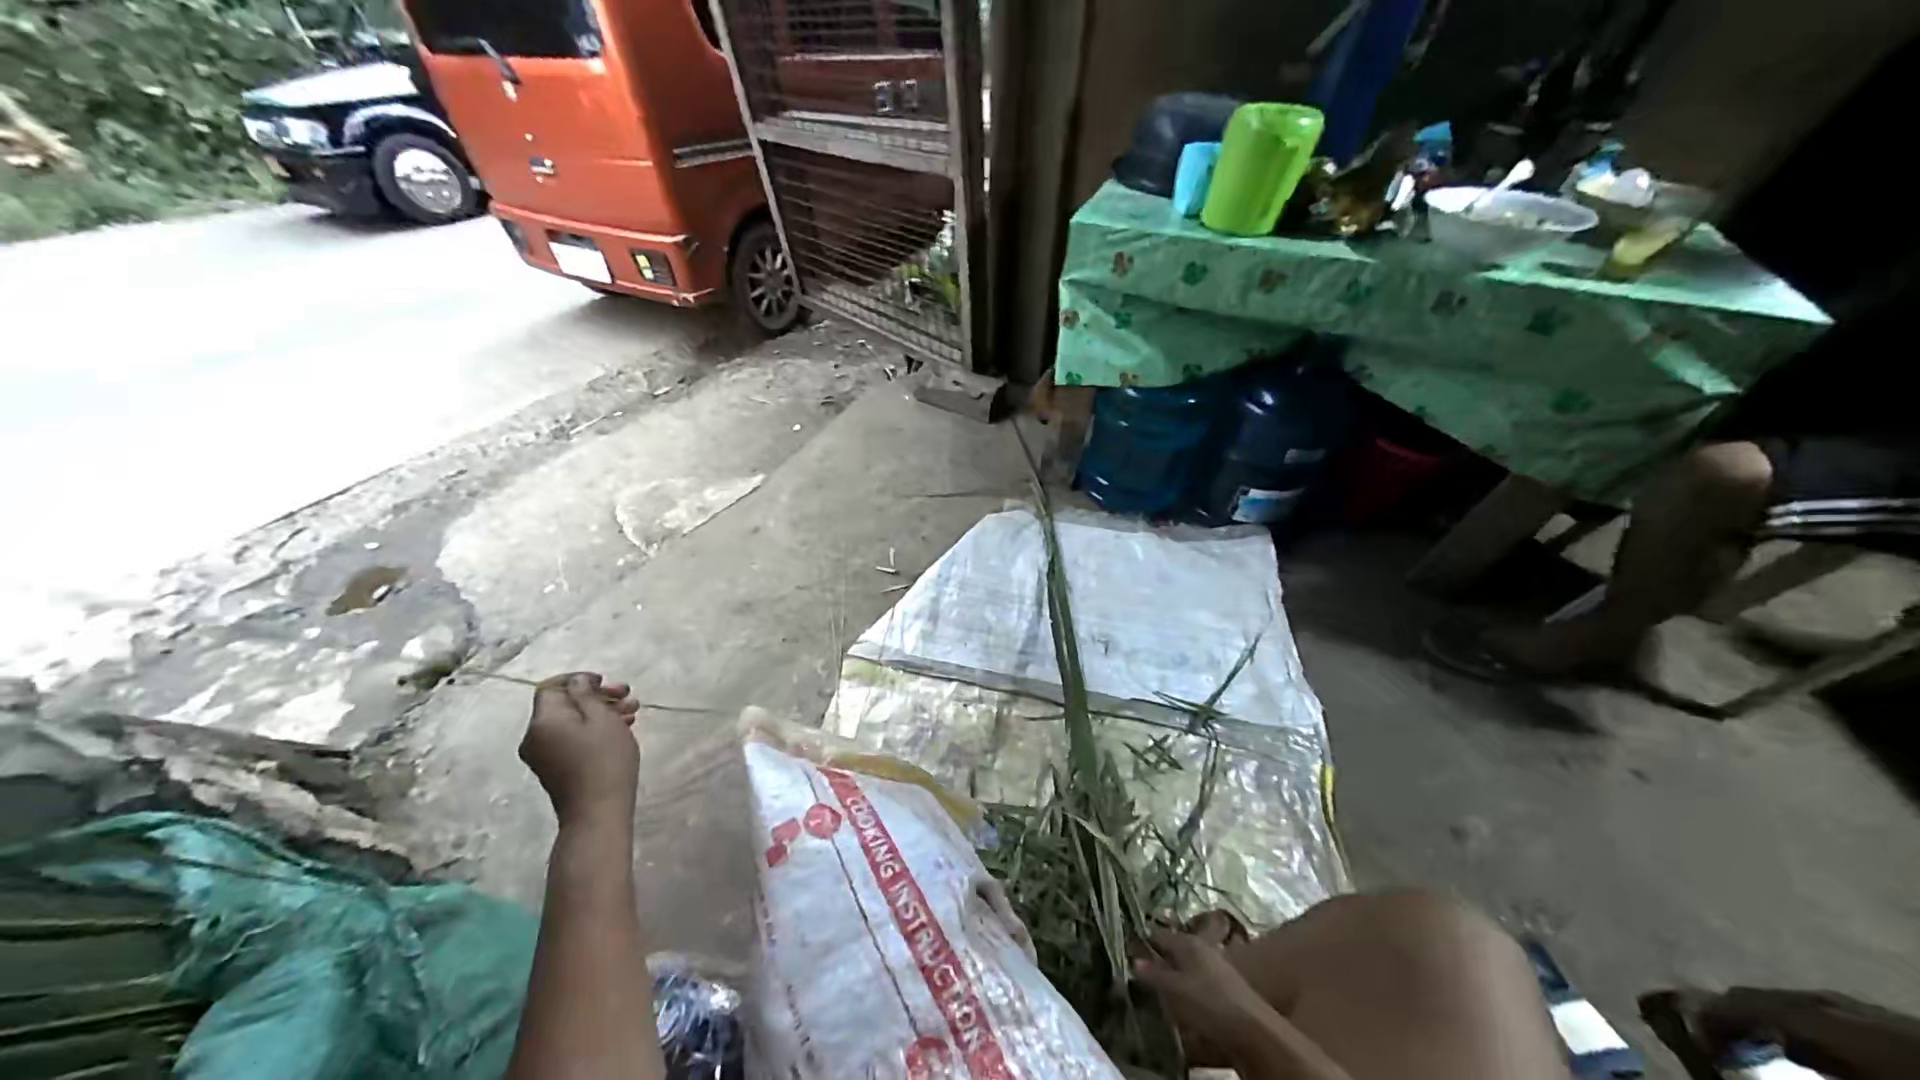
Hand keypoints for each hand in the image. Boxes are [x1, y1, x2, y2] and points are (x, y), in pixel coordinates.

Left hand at [519, 672, 641, 827]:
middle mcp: (535, 736)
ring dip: (599, 712)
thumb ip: (586, 694)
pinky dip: (592, 730)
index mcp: (543, 721)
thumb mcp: (601, 718)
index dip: (578, 679)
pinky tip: (621, 729)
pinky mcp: (555, 768)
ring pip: (570, 722)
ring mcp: (543, 755)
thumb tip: (576, 681)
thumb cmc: (604, 759)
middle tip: (627, 694)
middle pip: (562, 705)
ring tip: (633, 711)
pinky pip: (570, 738)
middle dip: (595, 696)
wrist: (597, 811)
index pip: (551, 687)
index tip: (604, 681)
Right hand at [1133, 921, 1285, 1063]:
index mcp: (1187, 942)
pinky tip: (1181, 997)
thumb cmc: (1208, 1003)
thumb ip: (1153, 974)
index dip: (1141, 942)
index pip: (1157, 935)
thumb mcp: (1174, 990)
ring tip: (1157, 986)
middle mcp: (1202, 946)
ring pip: (1186, 962)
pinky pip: (1197, 977)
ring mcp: (1216, 964)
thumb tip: (1133, 960)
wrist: (1253, 1030)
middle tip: (1138, 968)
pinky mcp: (1225, 984)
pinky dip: (1186, 983)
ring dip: (1172, 971)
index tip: (1125, 950)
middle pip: (1173, 947)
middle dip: (1157, 956)